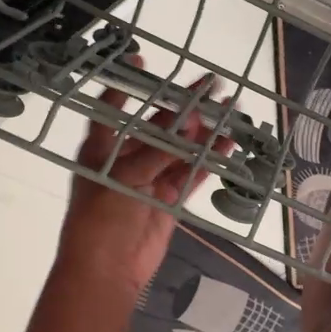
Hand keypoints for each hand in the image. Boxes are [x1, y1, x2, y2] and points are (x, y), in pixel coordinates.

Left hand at [60, 59, 230, 292]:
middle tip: (211, 88)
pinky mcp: (168, 201)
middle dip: (183, 109)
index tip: (143, 62)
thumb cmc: (100, 219)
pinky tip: (228, 147)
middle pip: (157, 127)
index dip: (125, 85)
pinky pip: (190, 176)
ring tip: (230, 115)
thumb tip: (191, 121)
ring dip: (203, 135)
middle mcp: (125, 159)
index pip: (111, 108)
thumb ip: (158, 151)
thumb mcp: (124, 178)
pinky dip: (208, 163)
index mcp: (101, 148)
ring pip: (180, 151)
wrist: (105, 270)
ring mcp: (149, 180)